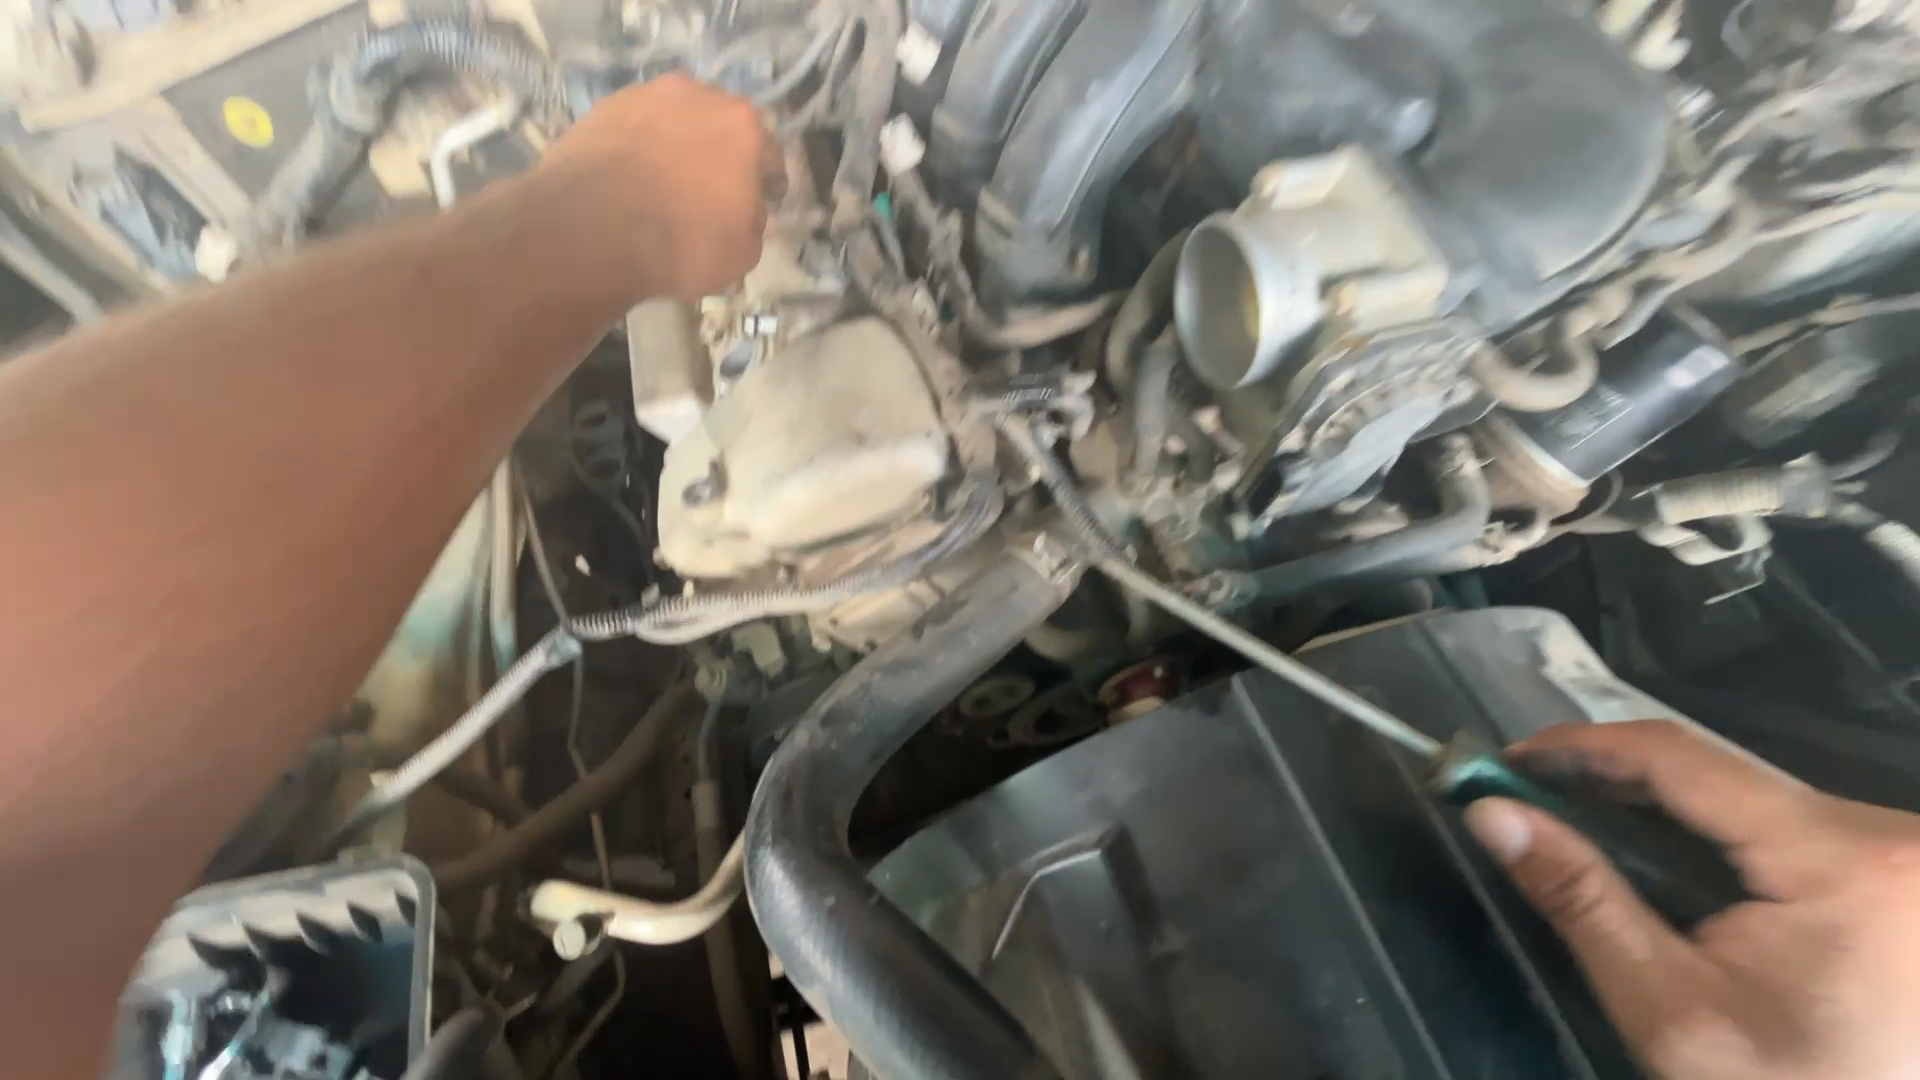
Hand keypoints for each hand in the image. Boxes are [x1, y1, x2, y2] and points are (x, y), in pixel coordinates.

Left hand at [541, 75, 780, 301]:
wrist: (596, 229)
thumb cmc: (687, 242)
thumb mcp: (745, 253)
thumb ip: (754, 223)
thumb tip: (745, 211)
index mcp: (744, 128)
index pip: (770, 156)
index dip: (767, 185)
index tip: (760, 206)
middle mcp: (698, 96)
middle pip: (722, 128)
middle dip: (723, 157)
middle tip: (713, 194)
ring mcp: (647, 95)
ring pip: (677, 123)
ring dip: (680, 148)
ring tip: (669, 187)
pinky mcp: (604, 106)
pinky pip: (638, 130)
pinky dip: (642, 150)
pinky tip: (635, 183)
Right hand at [1464, 720, 1919, 1078]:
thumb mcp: (1669, 1007)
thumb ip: (1579, 899)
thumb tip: (1488, 812)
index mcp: (1841, 858)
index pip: (1677, 756)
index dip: (1578, 745)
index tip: (1506, 761)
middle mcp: (1884, 833)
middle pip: (1709, 768)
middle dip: (1604, 774)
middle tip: (1528, 793)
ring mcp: (1898, 851)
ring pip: (1739, 787)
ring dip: (1646, 797)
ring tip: (1572, 816)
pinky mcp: (1896, 872)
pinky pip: (1774, 818)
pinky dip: (1696, 823)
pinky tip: (1649, 846)